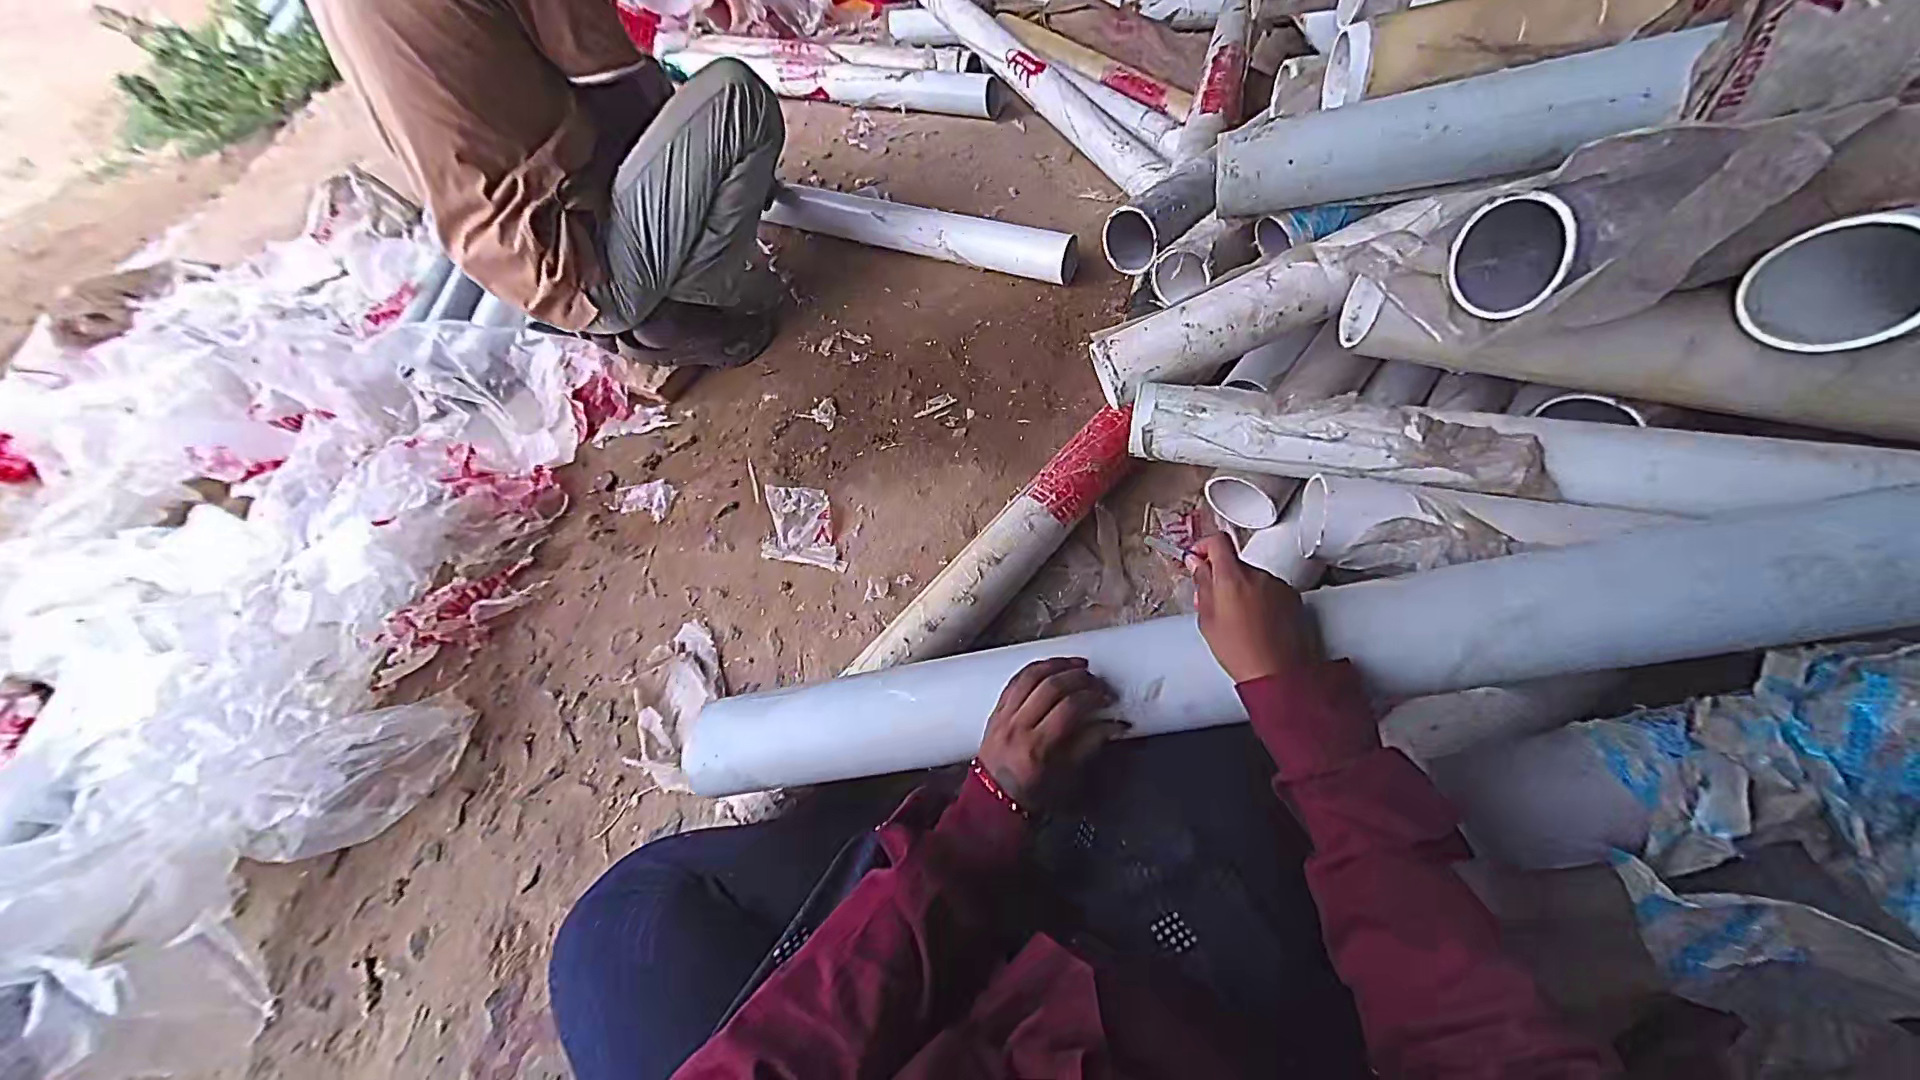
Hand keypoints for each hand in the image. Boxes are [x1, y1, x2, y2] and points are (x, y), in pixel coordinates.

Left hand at [977, 658, 1124, 809]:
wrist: (993, 799)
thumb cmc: (1034, 793)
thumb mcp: (1067, 776)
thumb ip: (1090, 744)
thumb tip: (1115, 723)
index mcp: (1037, 747)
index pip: (1069, 708)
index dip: (1092, 696)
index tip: (1108, 696)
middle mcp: (1018, 726)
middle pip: (1050, 686)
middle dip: (1079, 677)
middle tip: (1097, 680)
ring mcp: (1003, 715)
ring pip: (1030, 677)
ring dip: (1056, 665)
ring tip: (1077, 665)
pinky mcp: (996, 709)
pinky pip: (1015, 680)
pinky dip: (1035, 669)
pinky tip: (1051, 667)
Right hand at [1185, 532, 1320, 683]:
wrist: (1278, 673)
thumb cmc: (1241, 652)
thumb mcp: (1207, 619)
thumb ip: (1202, 585)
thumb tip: (1197, 565)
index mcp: (1232, 578)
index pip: (1218, 541)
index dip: (1203, 545)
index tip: (1197, 557)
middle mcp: (1257, 576)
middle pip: (1234, 562)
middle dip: (1221, 576)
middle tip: (1212, 600)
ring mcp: (1277, 585)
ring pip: (1252, 577)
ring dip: (1241, 589)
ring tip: (1236, 618)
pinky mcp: (1292, 597)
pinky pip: (1269, 589)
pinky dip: (1259, 599)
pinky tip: (1254, 622)